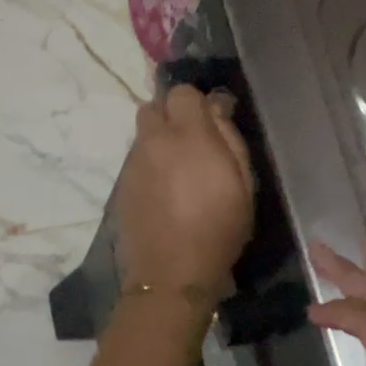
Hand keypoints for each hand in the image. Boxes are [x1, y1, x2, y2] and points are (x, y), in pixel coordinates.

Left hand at [117, 85, 254, 300]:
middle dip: (172, 116)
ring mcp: (133, 164)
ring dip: (161, 142)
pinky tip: (167, 193)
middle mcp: (153, 141)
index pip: (181, 92)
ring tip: (181, 171)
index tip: (213, 121)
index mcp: (187, 135)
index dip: (197, 102)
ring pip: (144, 135)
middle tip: (194, 142)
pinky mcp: (121, 186)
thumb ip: (229, 138)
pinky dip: (151, 166)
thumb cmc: (218, 228)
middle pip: (154, 107)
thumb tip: (217, 107)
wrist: (171, 274)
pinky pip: (137, 161)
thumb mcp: (243, 184)